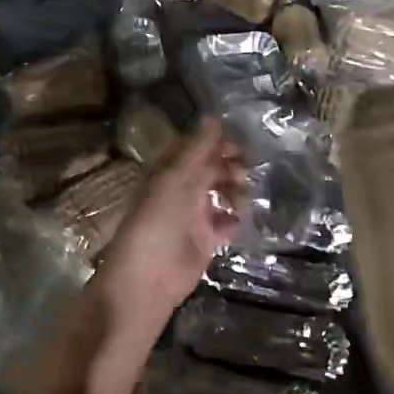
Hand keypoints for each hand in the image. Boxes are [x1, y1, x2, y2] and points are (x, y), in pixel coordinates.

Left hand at [95, 118, 248, 318]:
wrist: (149, 278)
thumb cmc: (157, 222)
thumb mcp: (176, 179)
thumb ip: (197, 149)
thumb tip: (213, 115)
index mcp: (167, 172)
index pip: (195, 147)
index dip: (216, 143)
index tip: (238, 144)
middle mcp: (181, 189)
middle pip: (212, 169)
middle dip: (230, 167)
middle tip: (244, 173)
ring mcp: (194, 215)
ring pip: (223, 194)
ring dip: (237, 192)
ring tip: (242, 201)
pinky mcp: (206, 239)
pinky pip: (227, 223)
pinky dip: (236, 220)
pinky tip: (239, 221)